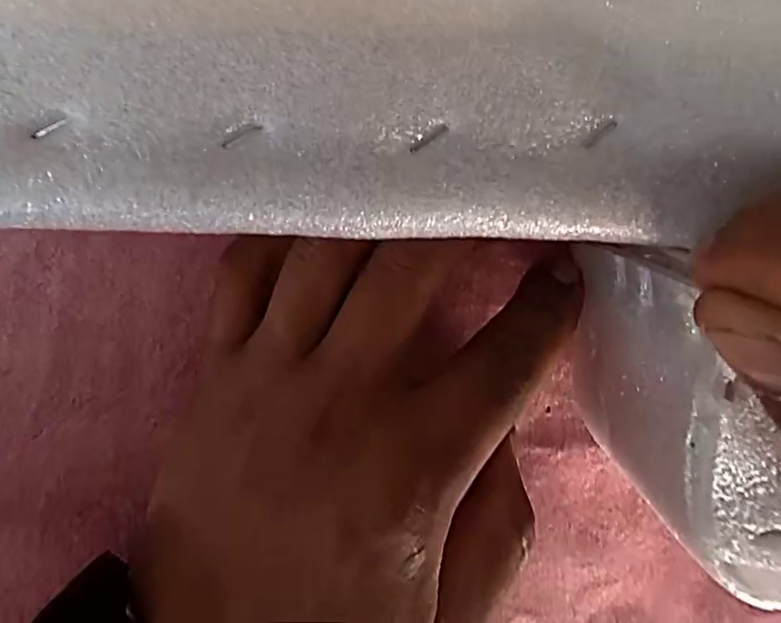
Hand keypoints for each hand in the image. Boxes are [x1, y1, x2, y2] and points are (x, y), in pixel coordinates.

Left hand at [140, 238, 581, 622]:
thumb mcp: (453, 608)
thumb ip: (501, 512)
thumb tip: (507, 418)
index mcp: (412, 465)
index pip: (505, 358)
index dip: (547, 306)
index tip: (563, 273)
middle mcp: (341, 399)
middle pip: (410, 269)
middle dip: (464, 225)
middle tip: (489, 210)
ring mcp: (270, 373)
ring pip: (327, 251)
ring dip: (379, 213)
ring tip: (413, 198)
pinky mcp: (216, 369)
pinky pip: (243, 271)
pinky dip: (284, 234)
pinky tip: (320, 224)